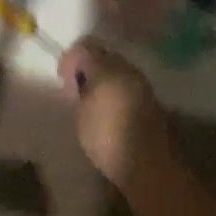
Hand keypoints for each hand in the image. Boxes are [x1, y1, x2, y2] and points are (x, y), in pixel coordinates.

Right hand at [59, 38, 169, 188]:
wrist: (151, 166)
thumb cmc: (109, 139)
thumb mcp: (82, 116)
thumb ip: (80, 93)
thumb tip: (83, 85)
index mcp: (106, 68)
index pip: (84, 49)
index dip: (70, 60)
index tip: (63, 78)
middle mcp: (126, 69)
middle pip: (103, 55)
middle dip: (89, 66)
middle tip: (78, 85)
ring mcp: (142, 83)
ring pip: (118, 68)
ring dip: (105, 77)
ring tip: (95, 98)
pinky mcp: (152, 99)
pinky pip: (128, 83)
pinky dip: (117, 88)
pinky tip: (111, 106)